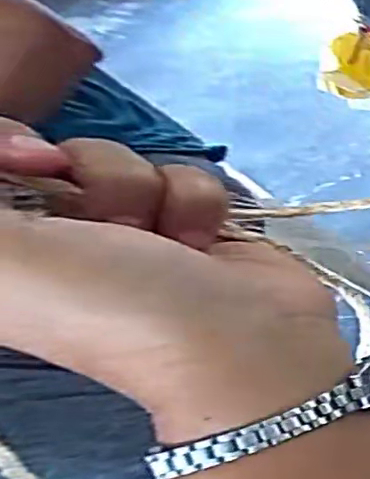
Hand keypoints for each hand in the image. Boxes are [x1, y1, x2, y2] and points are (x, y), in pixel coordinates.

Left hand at [0, 121, 349, 441]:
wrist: (238, 333)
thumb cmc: (106, 302)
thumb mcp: (2, 254)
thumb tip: (11, 153)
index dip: (7, 145)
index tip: (35, 160)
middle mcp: (43, 226)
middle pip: (45, 149)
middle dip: (89, 170)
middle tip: (105, 214)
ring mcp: (122, 224)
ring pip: (125, 160)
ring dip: (153, 193)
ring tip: (165, 239)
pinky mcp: (190, 220)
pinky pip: (189, 177)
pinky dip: (199, 203)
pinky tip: (201, 240)